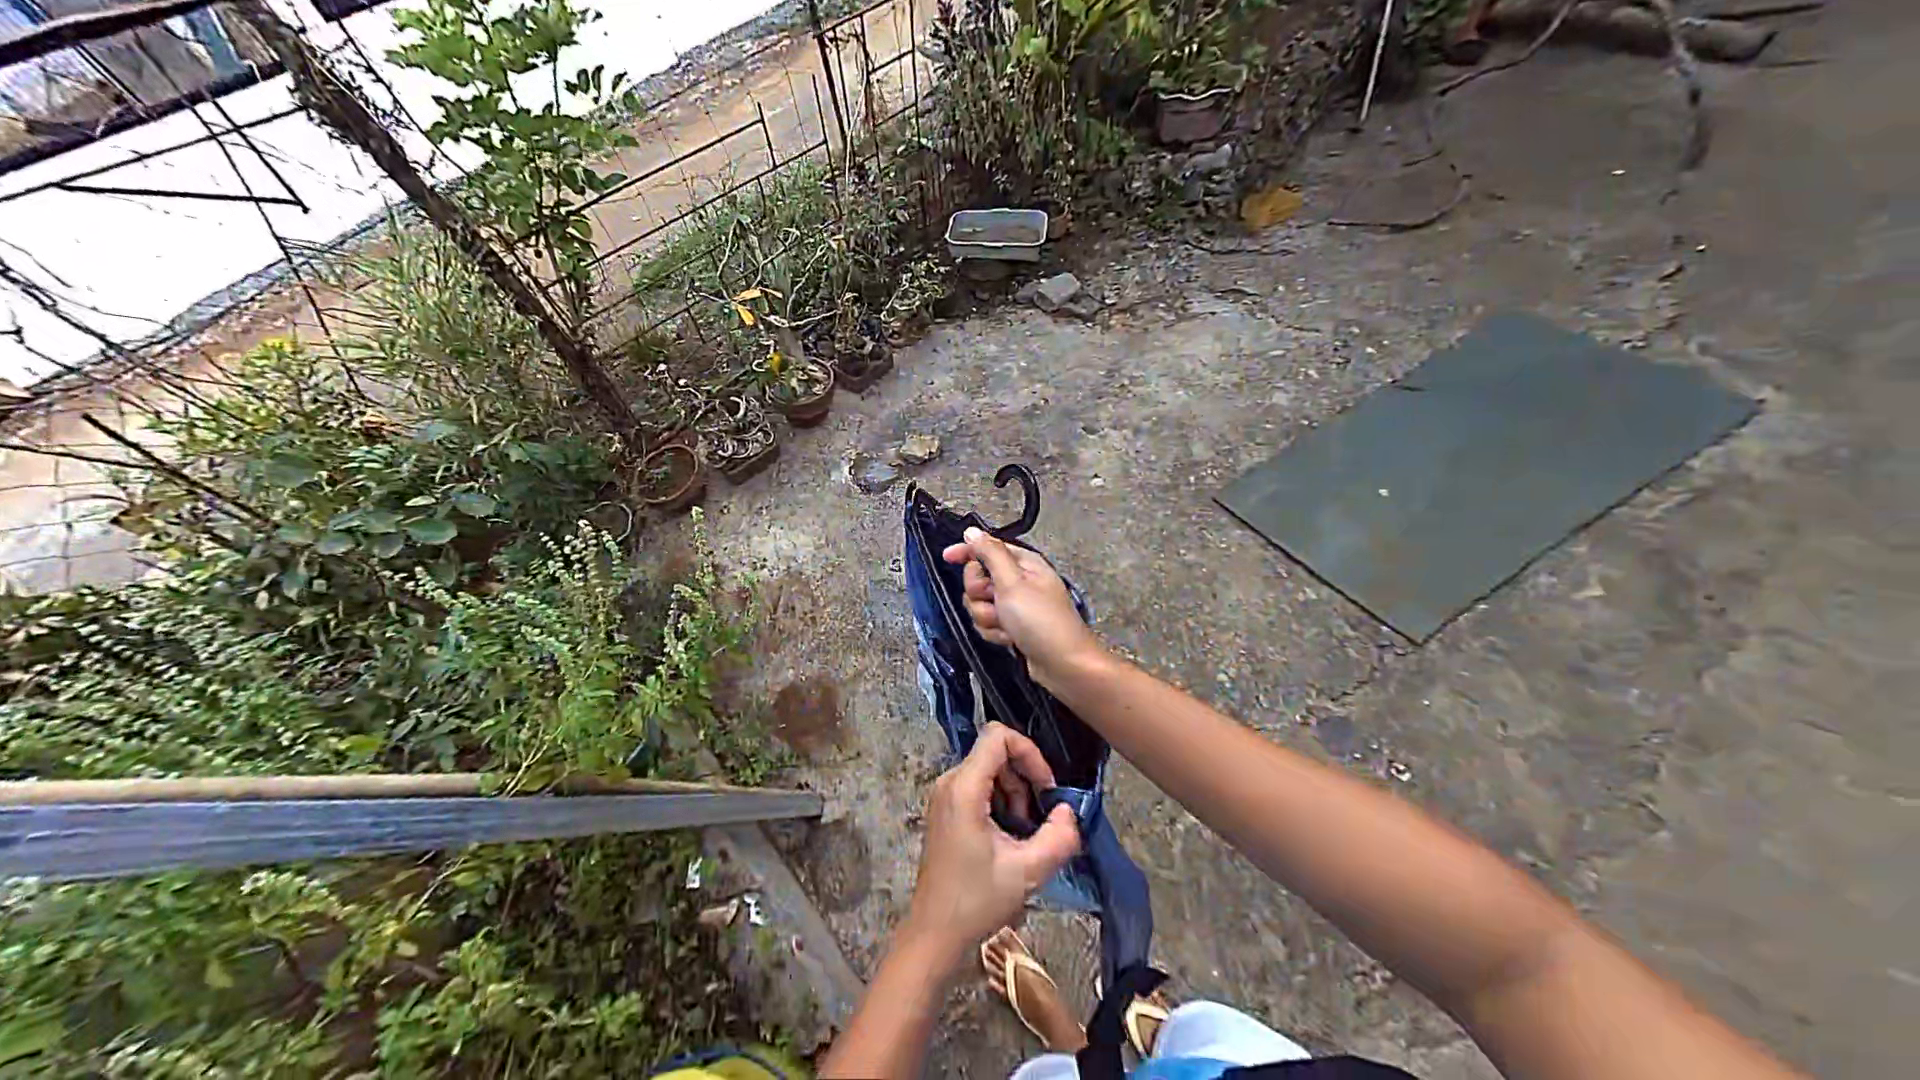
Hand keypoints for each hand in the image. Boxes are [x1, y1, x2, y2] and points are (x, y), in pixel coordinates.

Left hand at [903, 723, 1080, 960]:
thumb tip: (1068, 811)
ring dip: (1016, 791)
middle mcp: (949, 782)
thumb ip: (1058, 837)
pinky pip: (979, 785)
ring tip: (1025, 831)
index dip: (1029, 752)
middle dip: (1025, 777)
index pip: (998, 736)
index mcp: (964, 788)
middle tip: (1040, 816)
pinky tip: (1009, 835)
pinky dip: (1001, 801)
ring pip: (990, 768)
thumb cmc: (976, 901)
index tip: (1046, 787)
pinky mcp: (946, 808)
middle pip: (996, 752)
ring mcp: (944, 794)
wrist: (935, 932)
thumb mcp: (1027, 872)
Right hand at [942, 527, 1107, 689]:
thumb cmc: (1042, 621)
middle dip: (979, 594)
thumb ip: (990, 553)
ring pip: (980, 605)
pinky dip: (995, 632)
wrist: (1062, 664)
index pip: (987, 549)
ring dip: (987, 617)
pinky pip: (988, 624)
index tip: (948, 557)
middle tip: (994, 601)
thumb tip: (973, 532)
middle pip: (978, 579)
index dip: (967, 551)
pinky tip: (1010, 638)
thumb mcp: (1013, 582)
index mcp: (1023, 564)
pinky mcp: (1013, 627)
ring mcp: (1016, 606)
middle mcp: (1019, 582)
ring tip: (1006, 624)